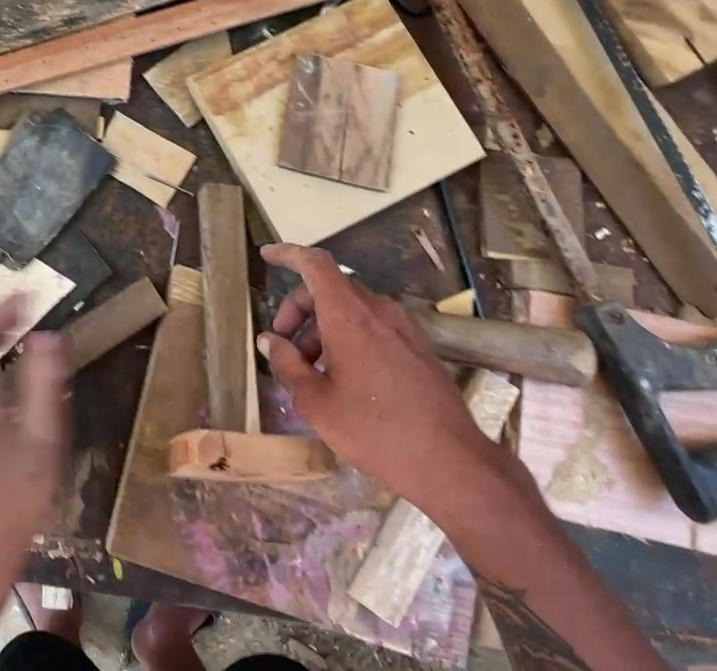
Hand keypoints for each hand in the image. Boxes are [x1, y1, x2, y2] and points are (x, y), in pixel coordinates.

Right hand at [257, 244, 516, 514]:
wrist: (449, 462)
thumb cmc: (373, 430)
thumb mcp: (315, 401)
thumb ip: (286, 364)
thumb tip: (269, 341)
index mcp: (349, 316)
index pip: (315, 264)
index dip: (288, 254)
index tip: (267, 256)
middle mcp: (379, 311)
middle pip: (330, 288)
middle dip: (299, 308)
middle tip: (282, 344)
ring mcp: (404, 329)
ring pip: (352, 309)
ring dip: (323, 327)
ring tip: (310, 369)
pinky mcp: (419, 348)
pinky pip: (374, 327)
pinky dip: (349, 337)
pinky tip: (341, 377)